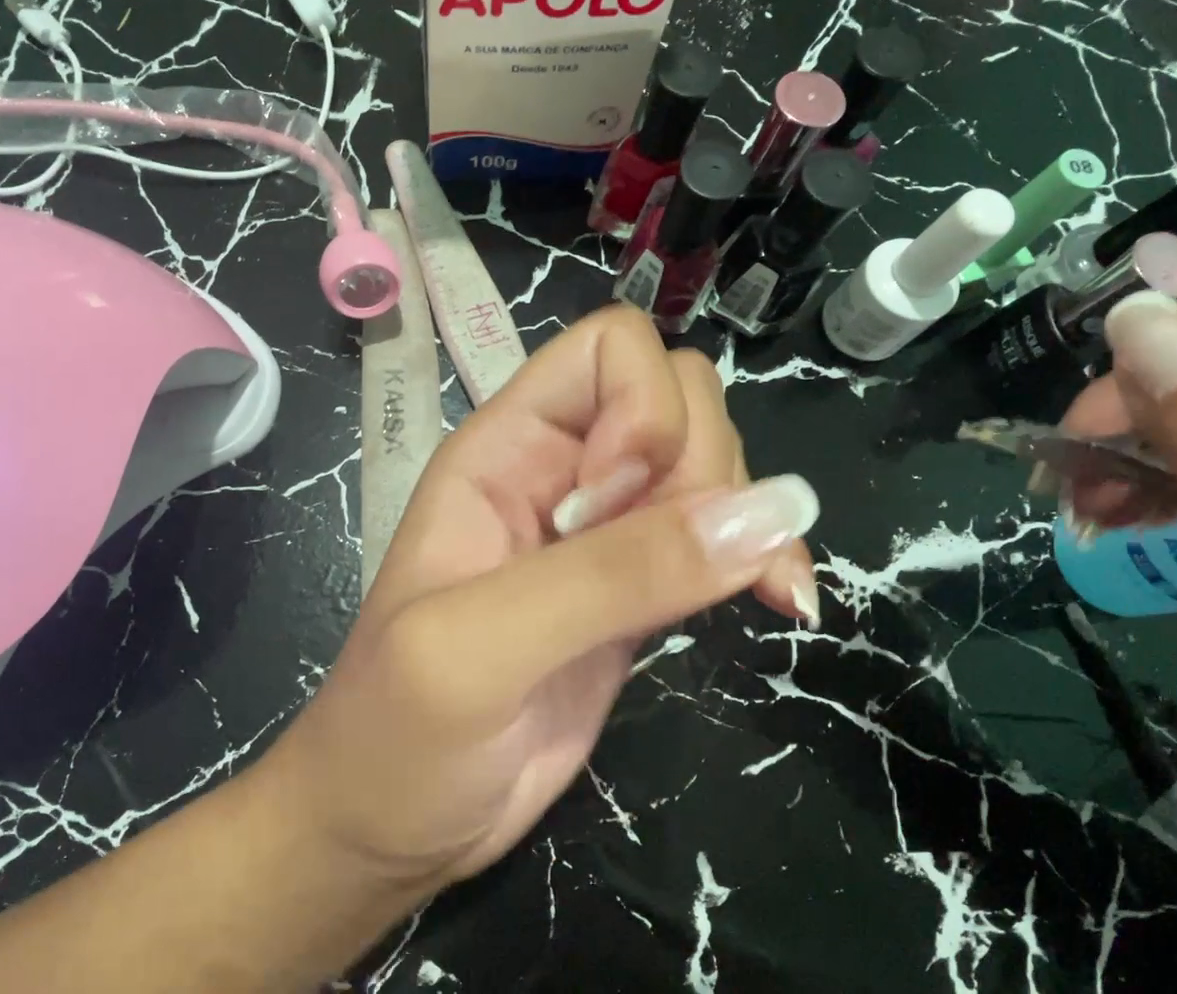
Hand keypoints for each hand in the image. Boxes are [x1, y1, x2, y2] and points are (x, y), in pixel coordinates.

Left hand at [258, 305, 820, 891]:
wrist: (393, 827)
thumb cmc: (398, 732)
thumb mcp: (478, 647)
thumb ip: (611, 577)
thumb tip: (767, 514)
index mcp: (501, 451)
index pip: (607, 349)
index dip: (643, 406)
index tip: (625, 500)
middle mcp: (559, 474)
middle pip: (676, 397)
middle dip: (704, 462)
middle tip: (674, 557)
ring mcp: (604, 537)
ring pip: (709, 464)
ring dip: (748, 511)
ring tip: (756, 589)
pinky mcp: (636, 598)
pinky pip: (719, 541)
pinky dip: (765, 557)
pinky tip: (783, 603)